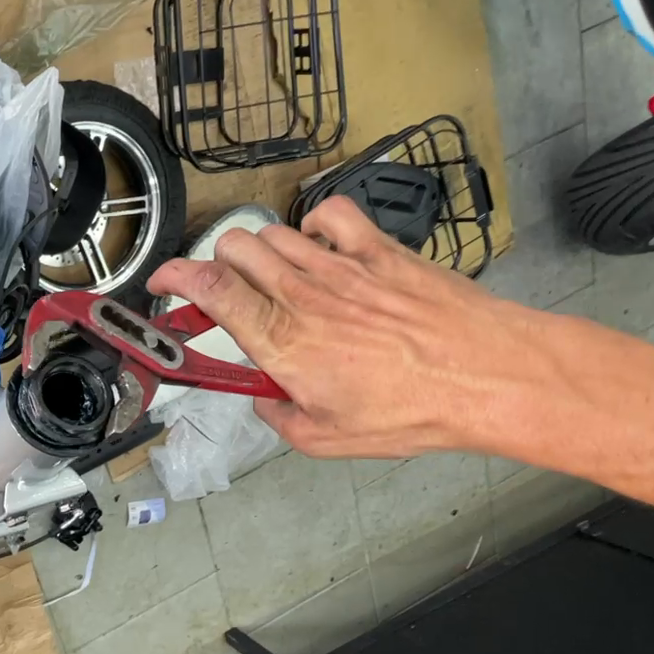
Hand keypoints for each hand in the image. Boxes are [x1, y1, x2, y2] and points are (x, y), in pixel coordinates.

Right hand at [146, 196, 565, 458]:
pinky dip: (312, 225)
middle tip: (223, 292)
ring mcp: (340, 265)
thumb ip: (278, 418)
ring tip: (271, 278)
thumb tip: (267, 400)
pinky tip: (318, 249)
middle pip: (233, 248)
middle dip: (214, 266)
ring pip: (271, 232)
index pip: (209, 287)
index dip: (173, 276)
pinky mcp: (378, 249)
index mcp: (280, 340)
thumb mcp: (326, 439)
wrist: (491, 376)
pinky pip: (329, 214)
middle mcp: (301, 294)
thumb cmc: (412, 411)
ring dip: (257, 253)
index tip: (162, 284)